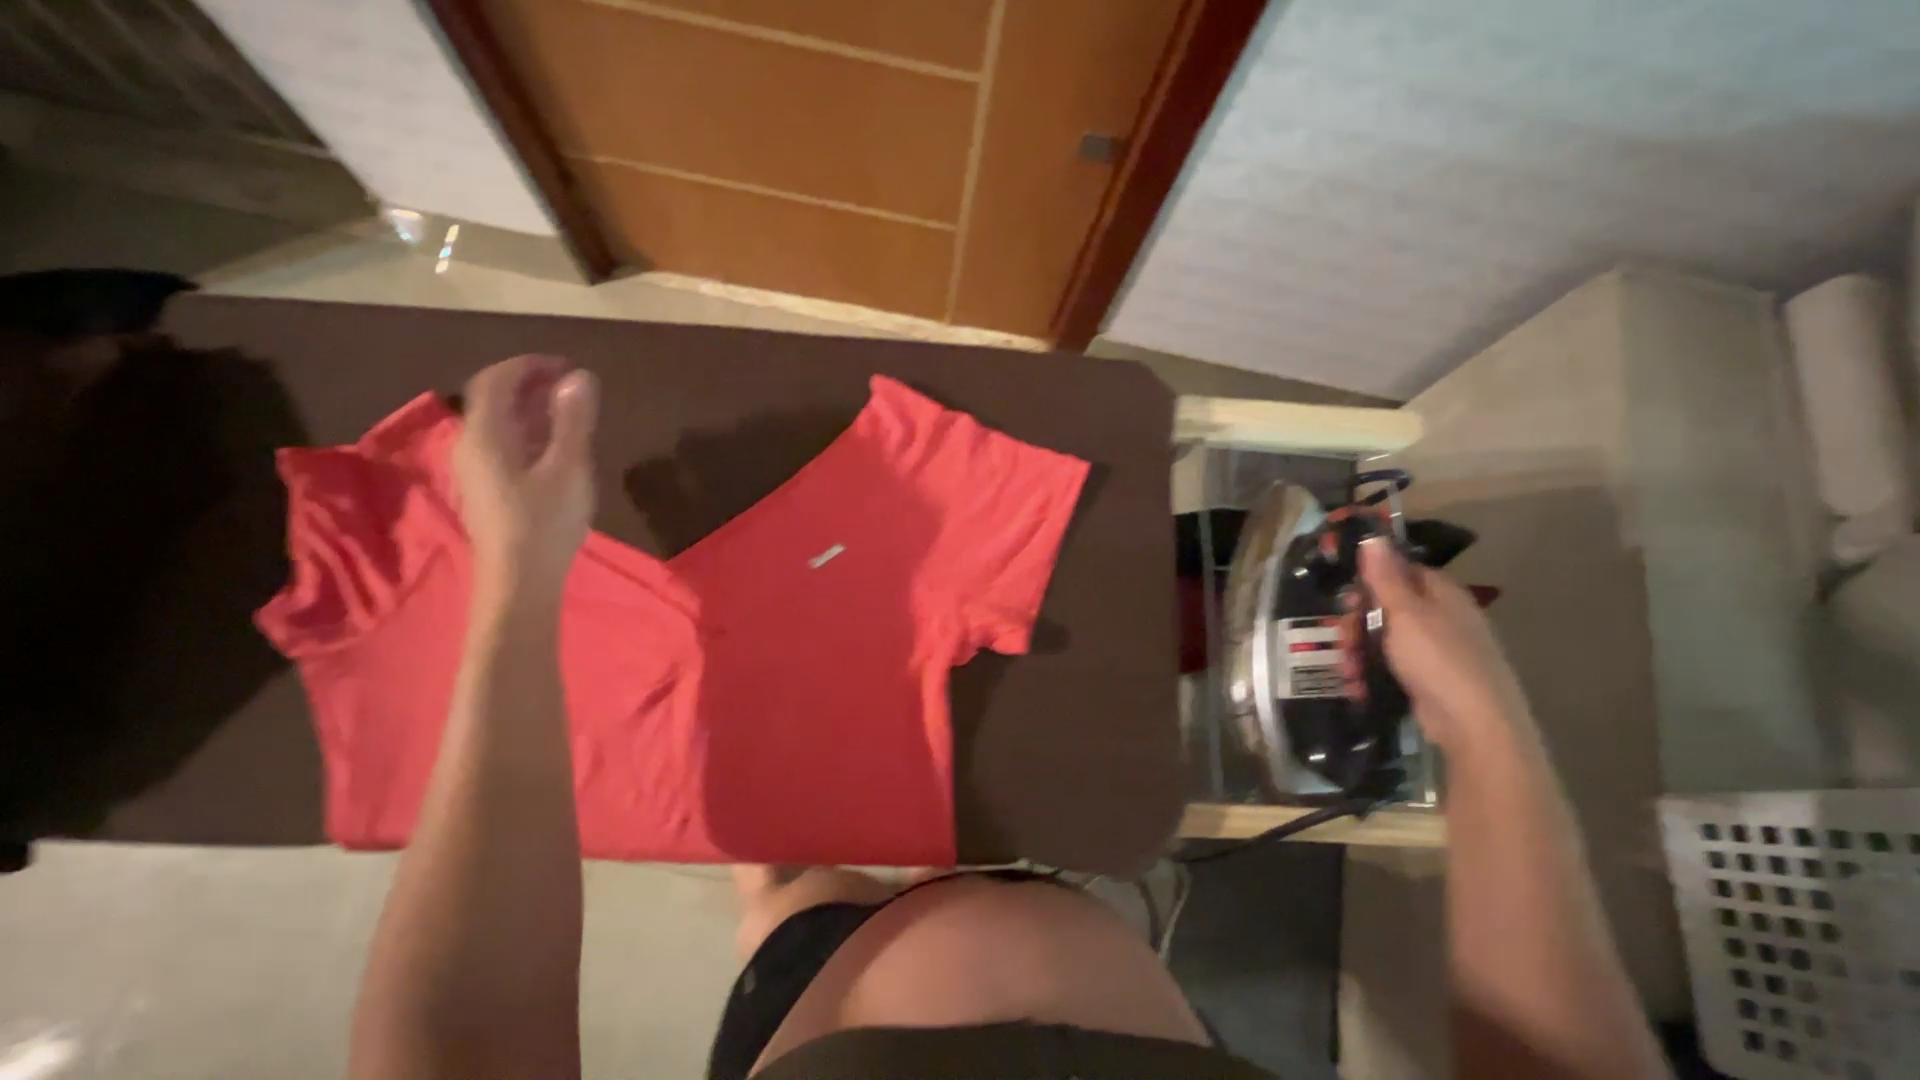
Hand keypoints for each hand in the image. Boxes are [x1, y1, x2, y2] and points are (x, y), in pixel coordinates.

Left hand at [452, 355, 598, 599]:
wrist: (519, 582)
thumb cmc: (544, 522)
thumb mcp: (568, 467)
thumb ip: (573, 420)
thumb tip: (579, 377)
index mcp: (486, 435)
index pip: (495, 380)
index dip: (527, 365)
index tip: (565, 366)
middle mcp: (471, 446)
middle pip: (493, 401)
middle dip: (530, 385)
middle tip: (571, 386)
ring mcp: (475, 471)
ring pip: (499, 425)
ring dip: (530, 410)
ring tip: (569, 413)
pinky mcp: (487, 491)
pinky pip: (503, 446)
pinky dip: (528, 433)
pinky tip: (555, 448)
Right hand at [1358, 538, 1532, 751]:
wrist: (1473, 724)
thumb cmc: (1438, 659)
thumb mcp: (1405, 613)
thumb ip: (1385, 576)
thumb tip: (1373, 536)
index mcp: (1441, 593)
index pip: (1399, 572)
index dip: (1369, 582)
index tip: (1347, 600)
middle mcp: (1441, 617)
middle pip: (1386, 607)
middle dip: (1357, 624)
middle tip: (1343, 641)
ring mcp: (1435, 650)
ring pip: (1384, 639)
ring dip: (1358, 652)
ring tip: (1348, 672)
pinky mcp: (1428, 679)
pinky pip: (1391, 666)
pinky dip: (1371, 673)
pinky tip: (1358, 687)